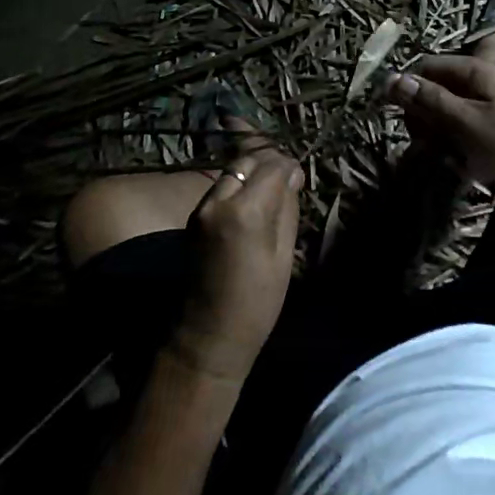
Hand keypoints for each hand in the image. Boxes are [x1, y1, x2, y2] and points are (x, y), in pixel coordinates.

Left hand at [168, 123, 302, 381]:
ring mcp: (201, 207)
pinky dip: (238, 181)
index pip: (272, 166)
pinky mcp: (194, 216)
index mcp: (245, 212)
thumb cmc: (257, 303)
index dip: (289, 165)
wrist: (209, 334)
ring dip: (252, 168)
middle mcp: (218, 201)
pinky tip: (253, 193)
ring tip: (272, 180)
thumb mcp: (283, 255)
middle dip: (269, 159)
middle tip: (287, 172)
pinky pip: (220, 186)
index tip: (300, 174)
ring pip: (231, 169)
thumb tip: (292, 176)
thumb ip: (287, 208)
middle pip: (247, 160)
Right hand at [389, 55, 494, 188]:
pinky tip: (462, 160)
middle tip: (428, 143)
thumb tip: (392, 79)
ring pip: (442, 108)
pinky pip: (457, 122)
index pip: (424, 68)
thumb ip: (429, 99)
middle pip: (431, 88)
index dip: (408, 90)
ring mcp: (483, 96)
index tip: (405, 120)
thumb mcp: (464, 121)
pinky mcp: (487, 116)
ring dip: (437, 132)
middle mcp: (476, 77)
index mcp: (472, 69)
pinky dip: (454, 139)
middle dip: (423, 117)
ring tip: (449, 155)